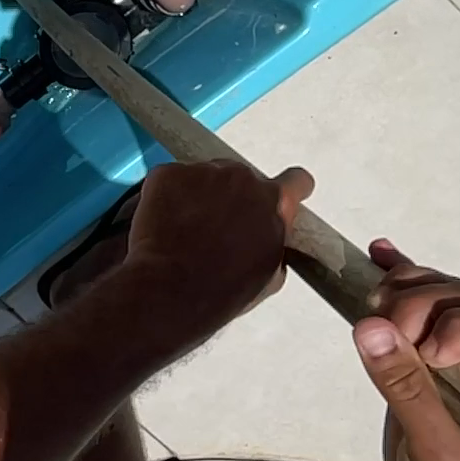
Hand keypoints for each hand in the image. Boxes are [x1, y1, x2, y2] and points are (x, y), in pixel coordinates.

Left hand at [123, 160, 313, 332]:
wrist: (172, 287)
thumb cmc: (219, 288)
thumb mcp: (269, 273)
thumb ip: (274, 241)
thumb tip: (268, 237)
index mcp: (275, 202)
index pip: (295, 182)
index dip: (287, 189)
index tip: (280, 194)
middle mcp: (242, 178)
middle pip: (239, 178)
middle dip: (228, 197)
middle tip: (211, 227)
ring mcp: (202, 172)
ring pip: (201, 177)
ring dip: (195, 196)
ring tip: (184, 230)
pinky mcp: (167, 173)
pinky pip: (168, 179)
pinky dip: (165, 195)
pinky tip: (164, 222)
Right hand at [351, 241, 459, 460]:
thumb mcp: (438, 454)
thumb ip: (409, 390)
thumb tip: (371, 327)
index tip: (427, 358)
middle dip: (426, 305)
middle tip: (385, 330)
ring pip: (448, 298)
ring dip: (408, 290)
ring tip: (373, 302)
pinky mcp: (434, 361)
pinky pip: (422, 310)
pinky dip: (400, 281)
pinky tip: (379, 257)